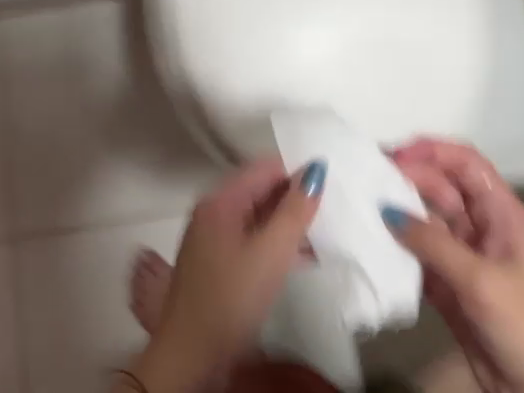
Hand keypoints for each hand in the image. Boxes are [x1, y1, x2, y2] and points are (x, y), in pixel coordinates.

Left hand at [128, 156, 325, 392]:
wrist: (191, 356)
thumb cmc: (232, 298)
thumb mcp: (271, 253)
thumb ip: (295, 211)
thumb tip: (315, 169)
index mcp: (220, 200)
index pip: (264, 167)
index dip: (297, 172)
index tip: (329, 186)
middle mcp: (213, 211)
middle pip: (260, 189)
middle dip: (294, 197)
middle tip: (331, 210)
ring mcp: (213, 238)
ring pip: (258, 216)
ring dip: (288, 223)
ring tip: (323, 234)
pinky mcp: (218, 264)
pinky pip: (252, 239)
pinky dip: (275, 242)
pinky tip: (302, 257)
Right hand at [388, 139, 523, 392]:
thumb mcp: (482, 281)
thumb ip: (433, 243)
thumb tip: (386, 210)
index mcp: (504, 215)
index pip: (467, 165)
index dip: (433, 151)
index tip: (395, 154)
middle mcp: (483, 230)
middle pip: (443, 189)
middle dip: (409, 180)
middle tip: (367, 181)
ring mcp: (466, 260)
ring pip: (427, 223)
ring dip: (399, 214)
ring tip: (361, 207)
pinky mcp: (451, 290)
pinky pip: (420, 258)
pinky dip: (398, 251)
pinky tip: (373, 245)